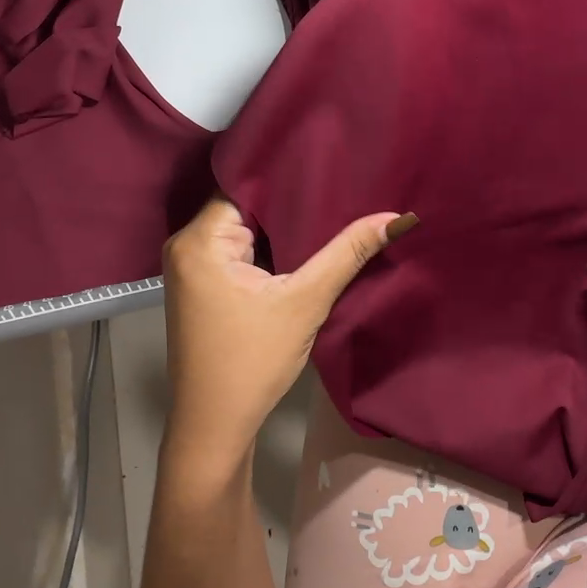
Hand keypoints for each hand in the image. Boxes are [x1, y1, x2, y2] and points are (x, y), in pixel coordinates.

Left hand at [161, 197, 416, 461]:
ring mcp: (193, 267)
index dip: (290, 174)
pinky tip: (310, 241)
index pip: (247, 186)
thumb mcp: (305, 302)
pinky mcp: (204, 286)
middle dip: (294, 198)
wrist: (214, 428)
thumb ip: (348, 253)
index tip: (332, 159)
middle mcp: (187, 245)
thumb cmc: (251, 363)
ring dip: (286, 225)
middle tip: (344, 178)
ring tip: (335, 204)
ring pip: (248, 229)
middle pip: (247, 206)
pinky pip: (242, 250)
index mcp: (200, 240)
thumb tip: (398, 216)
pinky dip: (273, 247)